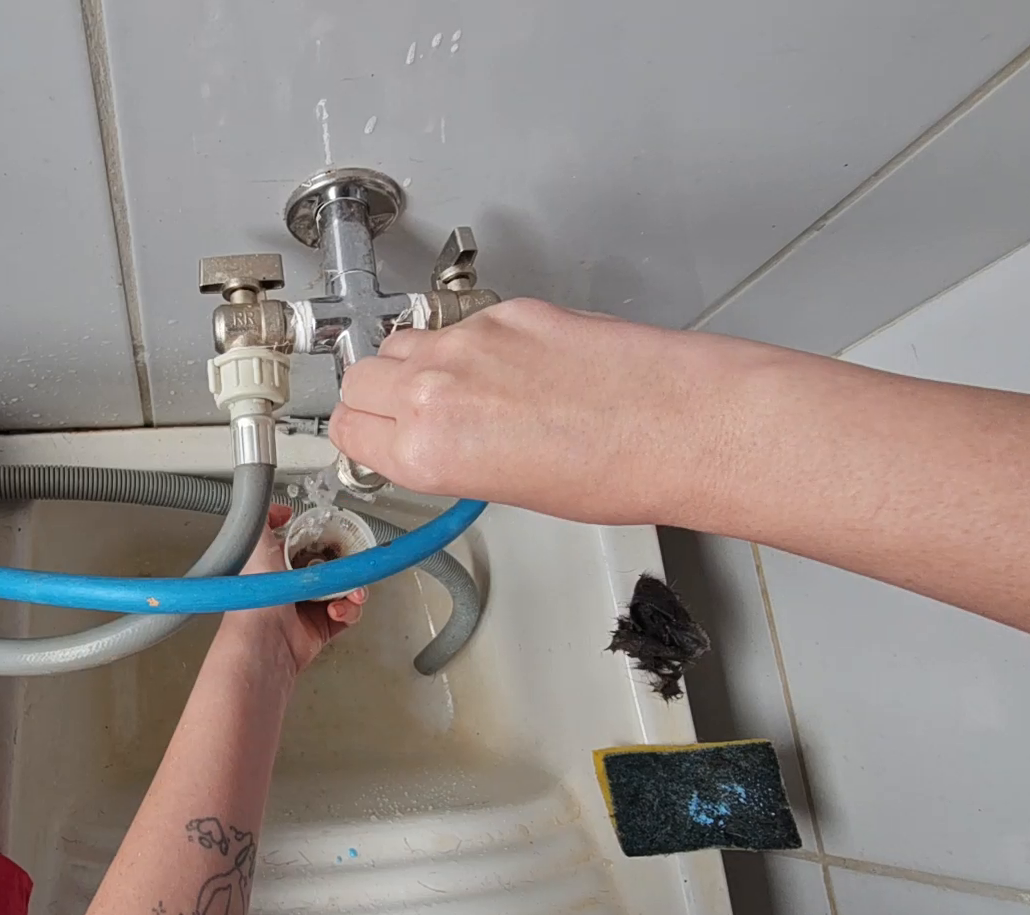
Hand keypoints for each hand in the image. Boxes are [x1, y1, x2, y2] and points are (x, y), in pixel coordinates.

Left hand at [219, 504, 365, 673]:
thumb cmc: (258, 591)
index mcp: (282, 564)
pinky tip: (338, 611)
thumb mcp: (256, 543)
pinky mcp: (324, 627)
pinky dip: (349, 610)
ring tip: (352, 593)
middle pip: (334, 566)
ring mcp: (311, 606)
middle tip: (352, 565)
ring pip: (346, 589)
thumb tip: (282, 510)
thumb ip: (265, 519)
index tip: (340, 538)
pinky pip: (348, 613)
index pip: (312, 546)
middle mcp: (296, 584)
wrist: (265, 636)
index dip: (328, 542)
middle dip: (348, 565)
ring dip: (354, 588)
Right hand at [326, 297, 746, 525]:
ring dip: (409, 365)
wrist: (682, 425)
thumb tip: (420, 435)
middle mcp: (433, 391)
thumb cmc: (610, 472)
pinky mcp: (505, 311)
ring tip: (455, 388)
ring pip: (399, 343)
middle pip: (358, 379)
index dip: (358, 436)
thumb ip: (440, 455)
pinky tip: (507, 367)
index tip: (371, 435)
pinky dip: (464, 345)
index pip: (347, 429)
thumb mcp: (500, 489)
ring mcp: (467, 343)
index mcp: (425, 451)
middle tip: (404, 413)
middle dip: (372, 398)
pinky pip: (455, 326)